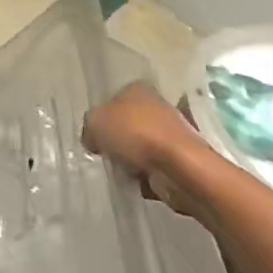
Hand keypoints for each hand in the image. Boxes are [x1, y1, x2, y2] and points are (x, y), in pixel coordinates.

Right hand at [82, 81, 202, 177]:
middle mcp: (157, 106)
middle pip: (128, 125)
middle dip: (118, 142)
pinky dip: (147, 178)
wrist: (180, 168)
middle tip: (107, 154)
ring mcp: (172, 134)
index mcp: (138, 89)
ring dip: (132, 162)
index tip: (96, 136)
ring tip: (124, 172)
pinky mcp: (182, 160)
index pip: (114, 99)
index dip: (103, 118)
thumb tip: (93, 139)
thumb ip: (89, 127)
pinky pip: (155, 169)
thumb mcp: (96, 122)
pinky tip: (140, 184)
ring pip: (141, 148)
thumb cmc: (135, 134)